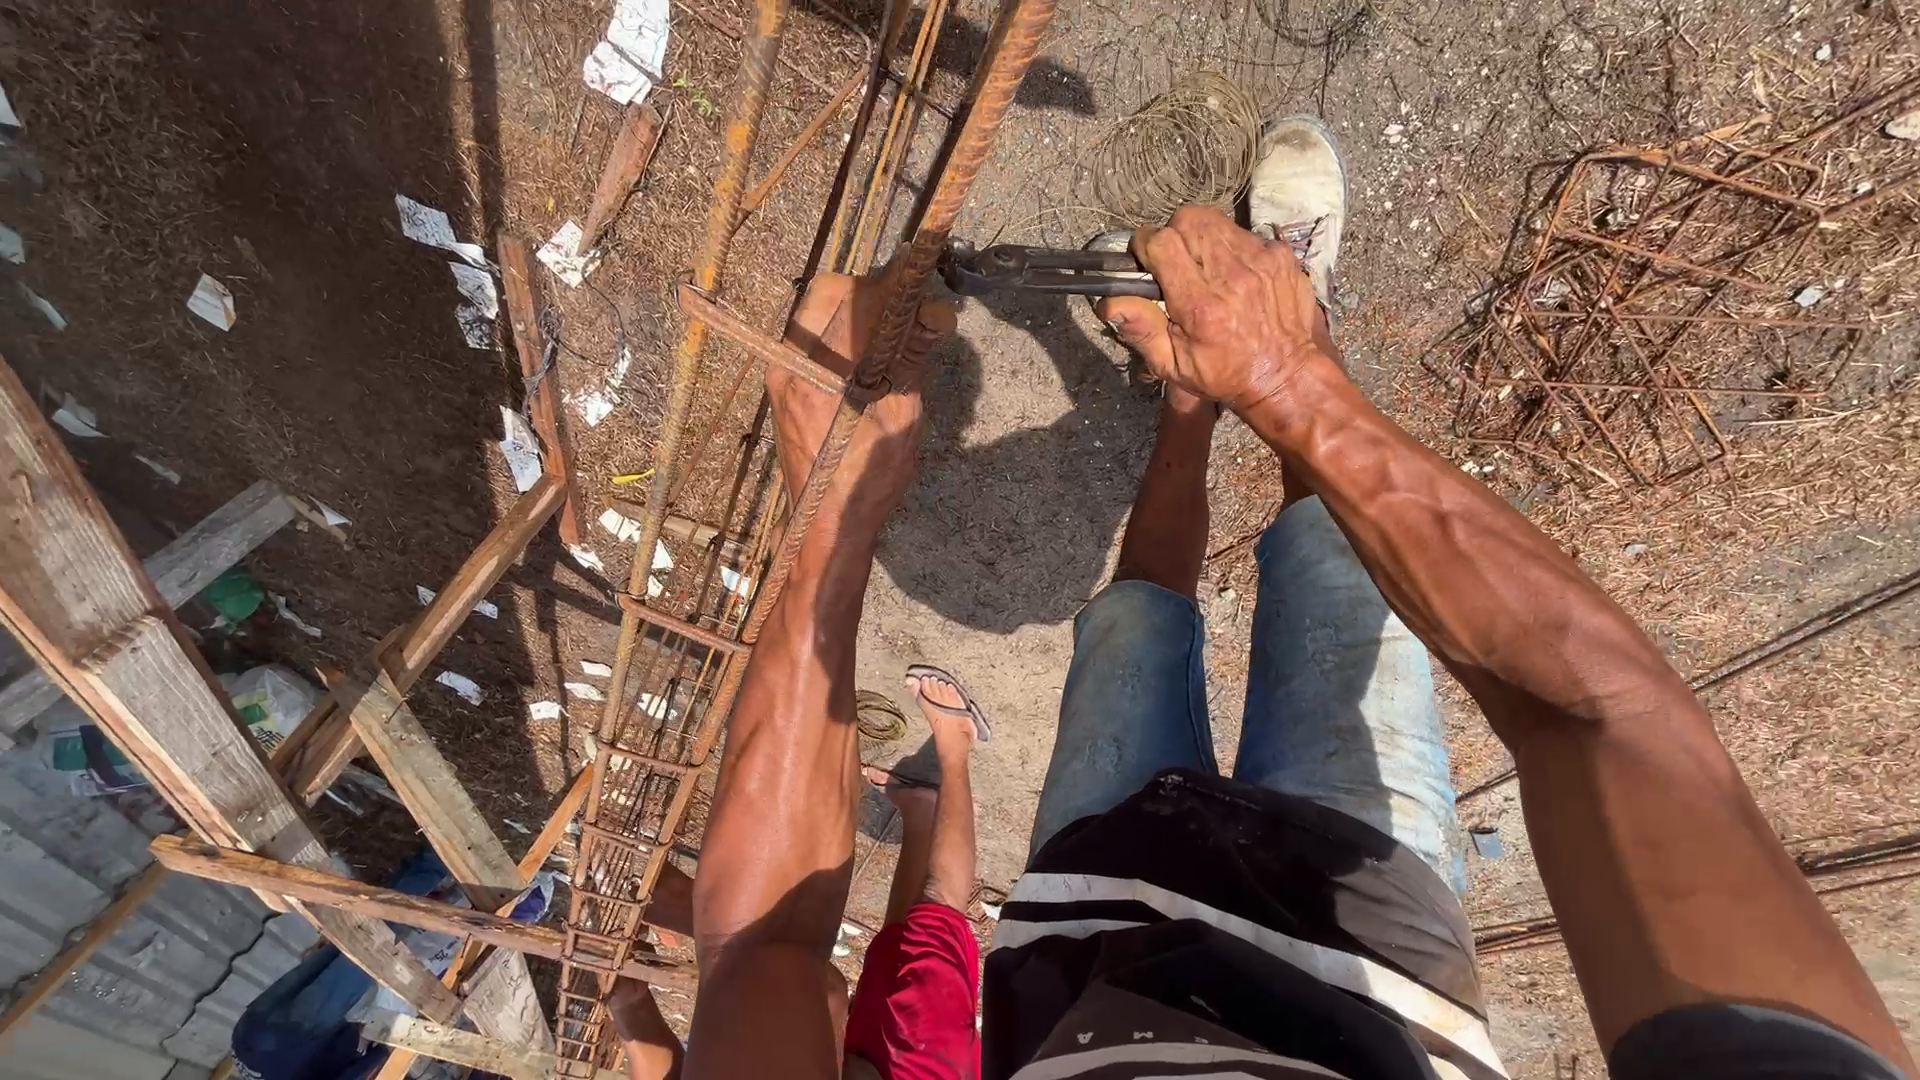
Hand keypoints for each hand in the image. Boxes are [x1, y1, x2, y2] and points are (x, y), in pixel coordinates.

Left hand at [770, 267, 957, 521]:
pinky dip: (844, 333)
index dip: (889, 281)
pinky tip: (871, 356)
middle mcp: (788, 362)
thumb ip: (911, 357)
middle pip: (826, 295)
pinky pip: (814, 339)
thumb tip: (938, 311)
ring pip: (818, 314)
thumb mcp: (901, 418)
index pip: (850, 297)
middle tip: (910, 309)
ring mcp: (781, 372)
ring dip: (857, 310)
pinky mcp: (785, 385)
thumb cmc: (867, 480)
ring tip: (896, 332)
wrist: (825, 524)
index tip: (922, 281)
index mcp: (815, 370)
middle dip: (870, 291)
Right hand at [1097, 205, 1333, 414]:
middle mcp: (1230, 275)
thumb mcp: (1172, 365)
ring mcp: (1260, 260)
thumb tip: (1108, 303)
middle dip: (1172, 235)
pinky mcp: (1279, 255)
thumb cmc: (1223, 374)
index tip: (1145, 260)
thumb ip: (1140, 330)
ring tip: (1201, 266)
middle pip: (1187, 220)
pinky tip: (1231, 275)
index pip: (1162, 243)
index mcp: (1199, 304)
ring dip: (1199, 237)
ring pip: (1215, 220)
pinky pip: (1242, 233)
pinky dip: (1229, 247)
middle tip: (1172, 262)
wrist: (1283, 373)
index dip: (1145, 246)